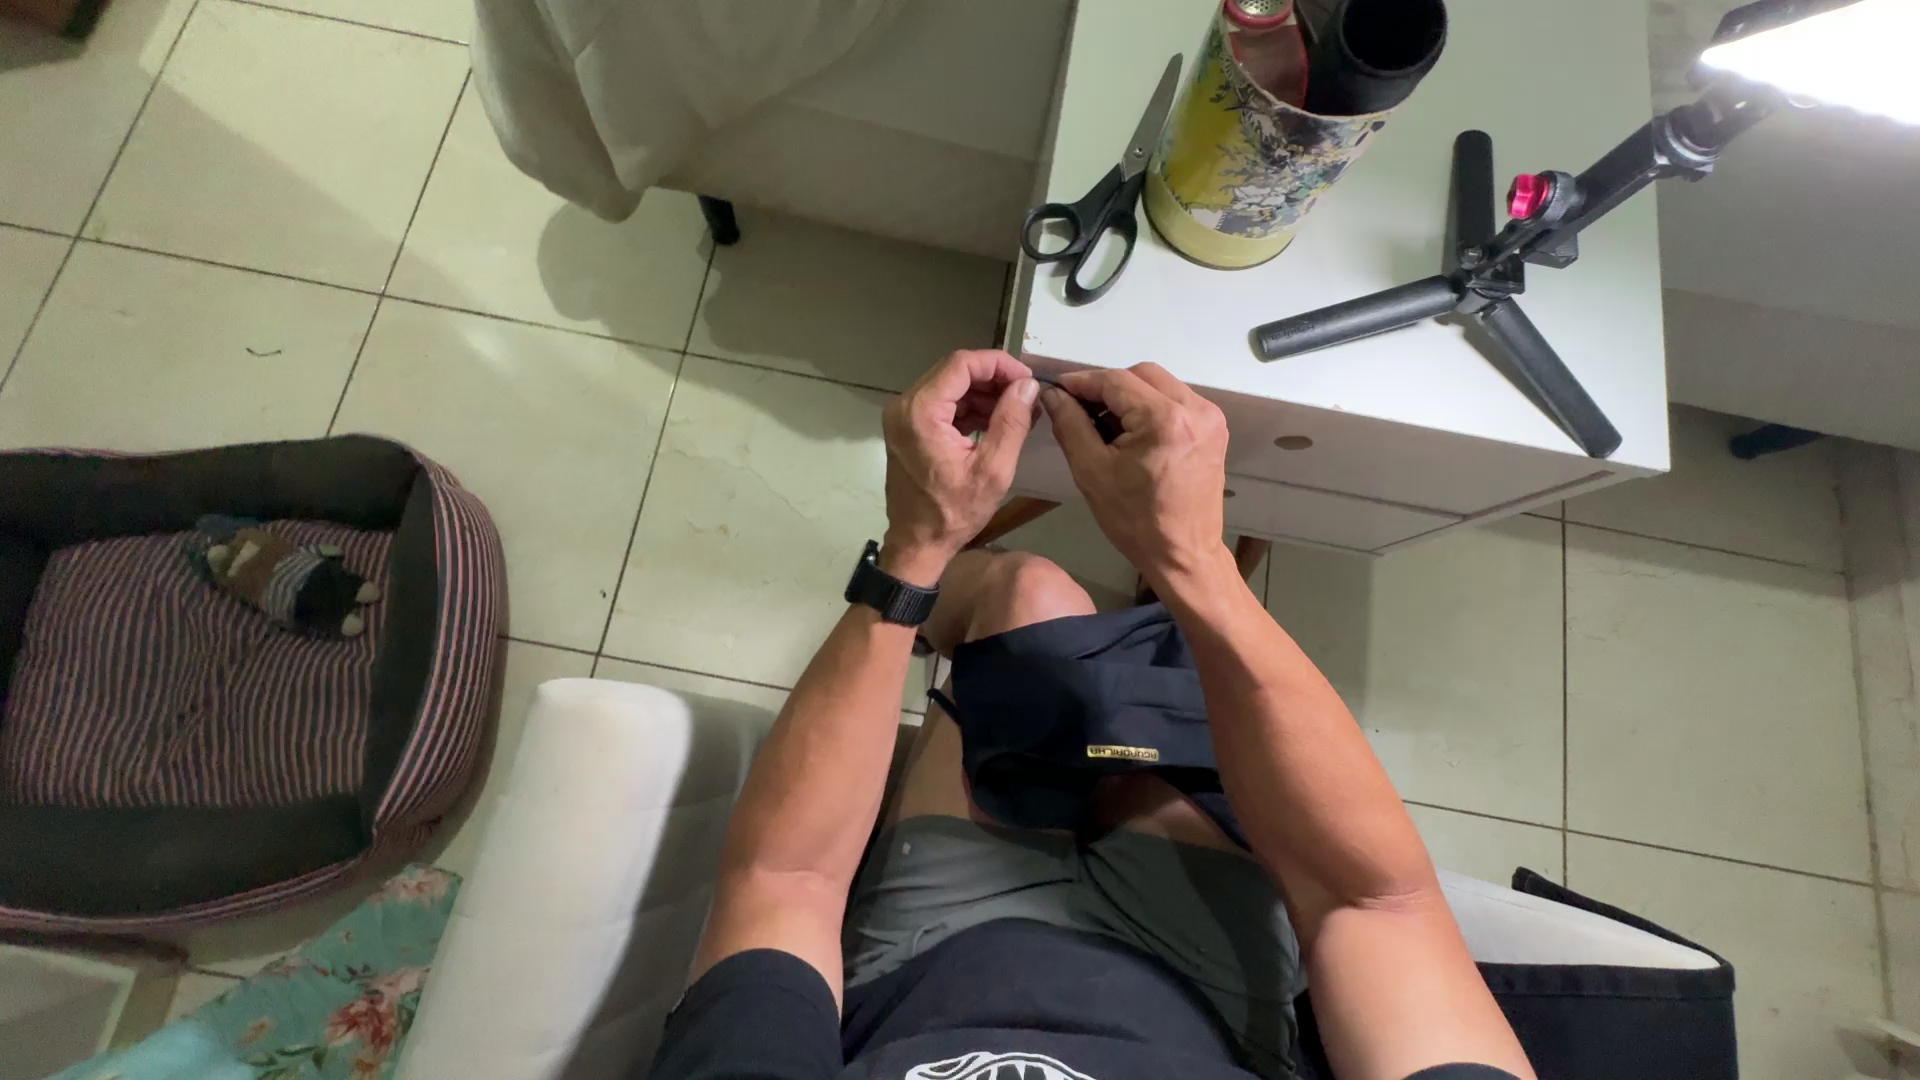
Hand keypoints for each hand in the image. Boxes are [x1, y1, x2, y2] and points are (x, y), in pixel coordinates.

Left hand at [880, 350, 1039, 584]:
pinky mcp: (906, 428)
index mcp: (921, 413)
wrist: (917, 544)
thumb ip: (1012, 423)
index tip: (1027, 379)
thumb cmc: (953, 514)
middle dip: (993, 378)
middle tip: (1025, 394)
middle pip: (953, 371)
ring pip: (948, 386)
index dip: (999, 364)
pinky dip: (967, 407)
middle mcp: (904, 407)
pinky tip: (995, 421)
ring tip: (1016, 409)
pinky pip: (940, 404)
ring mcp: (902, 417)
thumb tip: (1028, 386)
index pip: (962, 364)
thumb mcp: (993, 471)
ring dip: (982, 393)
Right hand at [1041, 363, 1229, 585]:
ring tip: (1105, 424)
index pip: (1115, 380)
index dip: (1082, 381)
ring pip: (1160, 384)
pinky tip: (1131, 432)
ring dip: (1129, 395)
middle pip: (1141, 374)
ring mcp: (1210, 417)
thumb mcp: (1091, 471)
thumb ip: (1070, 424)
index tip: (1057, 388)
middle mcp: (1195, 409)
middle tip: (1081, 409)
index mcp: (1164, 420)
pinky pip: (1175, 400)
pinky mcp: (1214, 428)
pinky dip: (1150, 407)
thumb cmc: (1134, 520)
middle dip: (1108, 386)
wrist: (1183, 553)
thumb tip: (1053, 393)